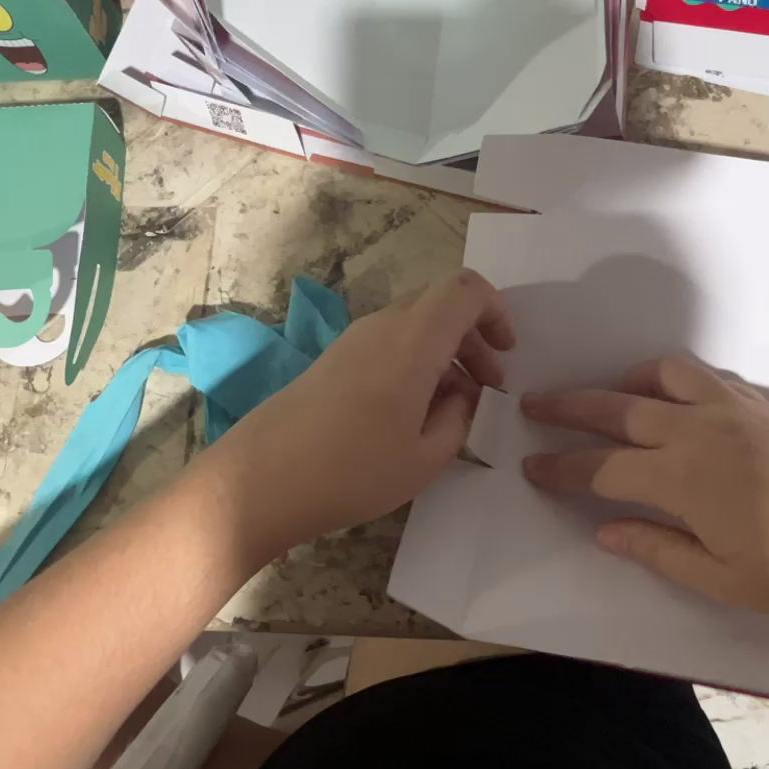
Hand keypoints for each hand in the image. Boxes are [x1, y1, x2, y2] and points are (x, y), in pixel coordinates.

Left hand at [193, 269, 514, 561]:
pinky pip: (387, 344)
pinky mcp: (332, 360)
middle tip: (488, 387)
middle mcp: (383, 326)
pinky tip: (411, 412)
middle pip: (439, 305)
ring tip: (454, 406)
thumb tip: (463, 394)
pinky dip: (413, 363)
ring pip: (413, 325)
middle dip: (473, 339)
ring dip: (443, 354)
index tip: (506, 352)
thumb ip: (459, 417)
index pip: (465, 289)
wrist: (261, 479)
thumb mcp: (426, 457)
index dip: (495, 311)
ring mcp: (352, 341)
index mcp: (414, 339)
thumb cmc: (354, 470)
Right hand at [520, 355, 768, 627]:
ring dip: (624, 382)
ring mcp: (735, 412)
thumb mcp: (722, 580)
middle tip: (534, 404)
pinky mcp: (767, 408)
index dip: (559, 469)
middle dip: (568, 407)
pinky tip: (676, 401)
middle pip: (617, 408)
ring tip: (608, 396)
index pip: (600, 468)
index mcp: (682, 478)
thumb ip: (657, 549)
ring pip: (663, 376)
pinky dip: (675, 381)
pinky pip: (707, 378)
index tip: (529, 466)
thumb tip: (605, 531)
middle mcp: (699, 431)